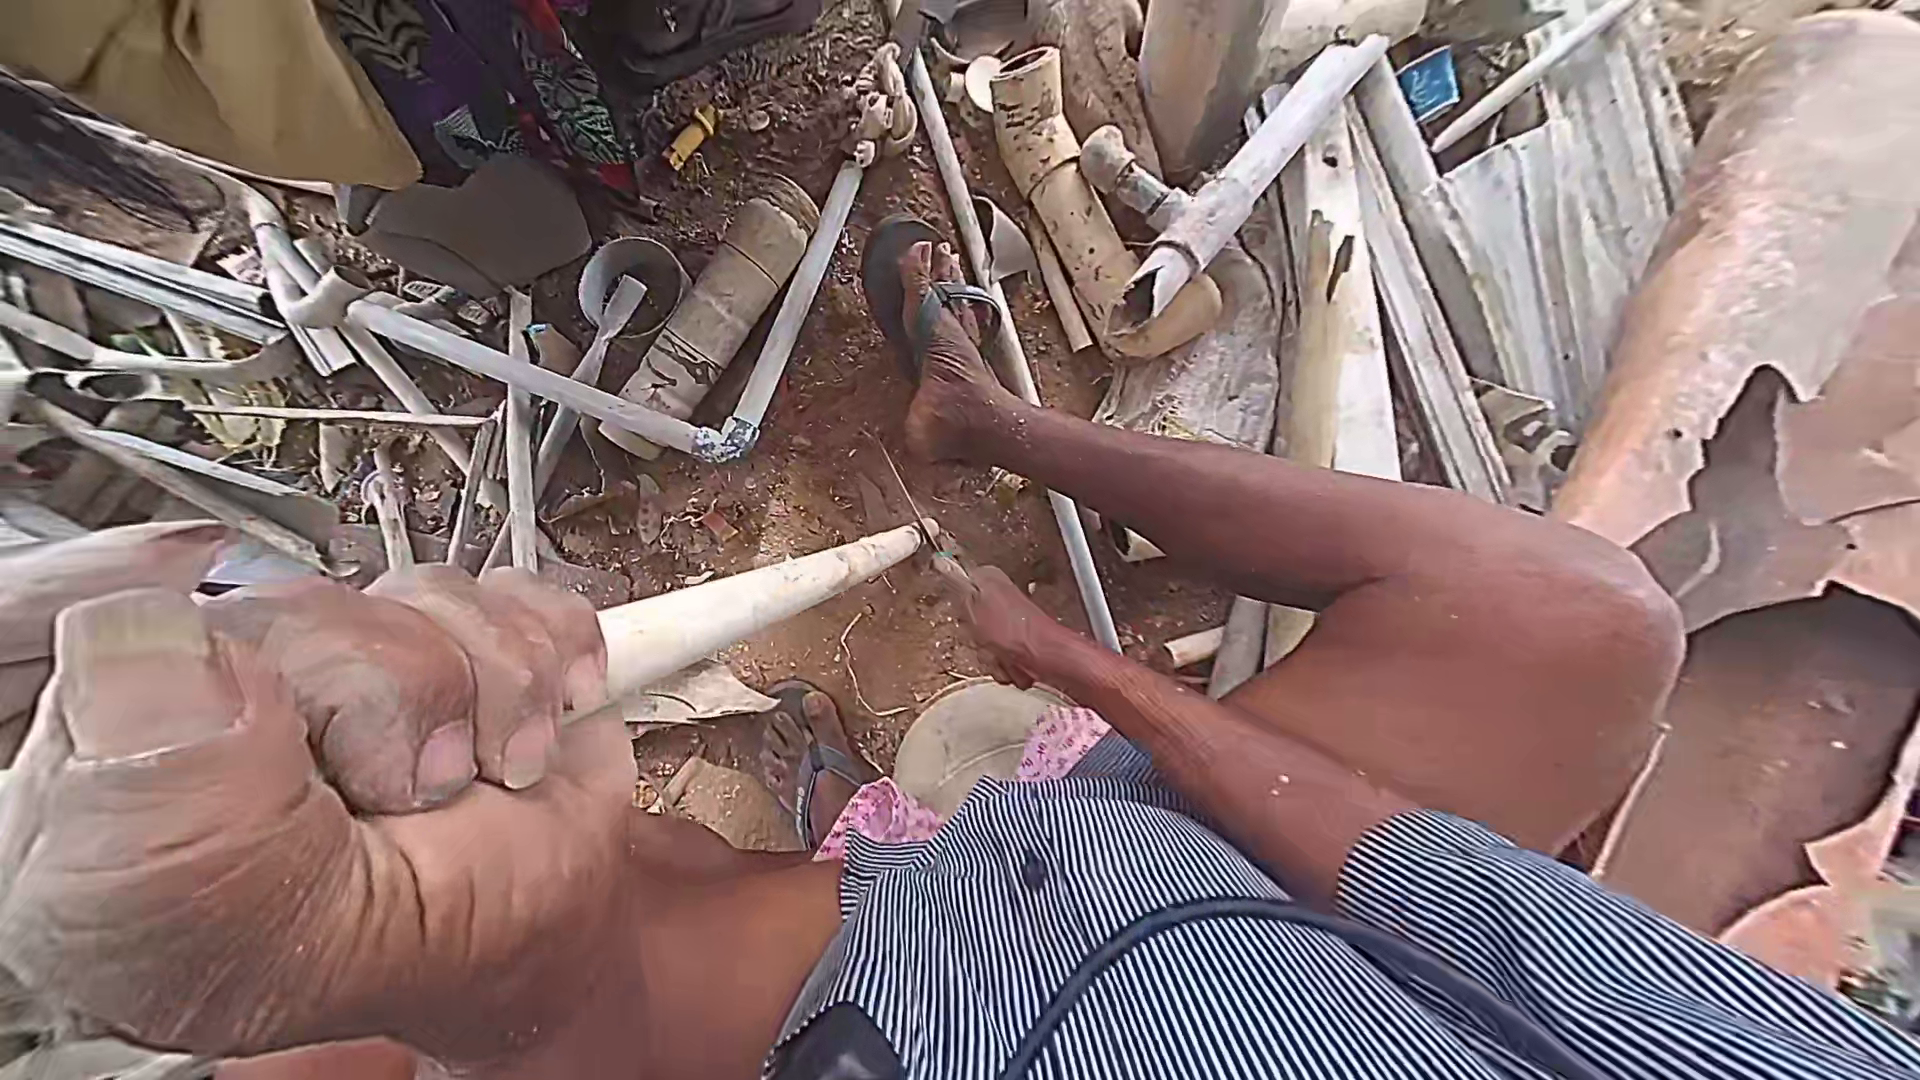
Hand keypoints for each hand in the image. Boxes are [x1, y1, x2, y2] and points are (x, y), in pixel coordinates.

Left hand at [0, 537, 634, 1066]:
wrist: (537, 911)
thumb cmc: (403, 935)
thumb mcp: (261, 931)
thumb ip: (174, 813)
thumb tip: (138, 636)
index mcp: (150, 756)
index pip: (124, 627)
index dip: (169, 612)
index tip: (251, 640)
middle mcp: (270, 683)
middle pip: (328, 606)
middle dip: (416, 697)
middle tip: (435, 784)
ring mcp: (394, 646)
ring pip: (445, 592)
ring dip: (512, 687)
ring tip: (508, 763)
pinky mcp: (492, 632)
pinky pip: (532, 592)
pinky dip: (565, 650)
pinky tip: (556, 708)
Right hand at [951, 565, 1073, 687]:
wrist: (1046, 657)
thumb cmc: (1013, 631)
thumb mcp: (973, 603)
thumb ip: (954, 582)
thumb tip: (939, 559)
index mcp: (987, 579)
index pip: (954, 590)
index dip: (957, 609)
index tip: (965, 616)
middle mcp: (997, 597)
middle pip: (965, 621)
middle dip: (973, 638)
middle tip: (984, 637)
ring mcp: (1005, 621)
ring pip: (979, 643)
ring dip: (987, 655)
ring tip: (1000, 652)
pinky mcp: (1013, 642)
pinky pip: (994, 657)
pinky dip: (1000, 664)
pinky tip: (1009, 661)